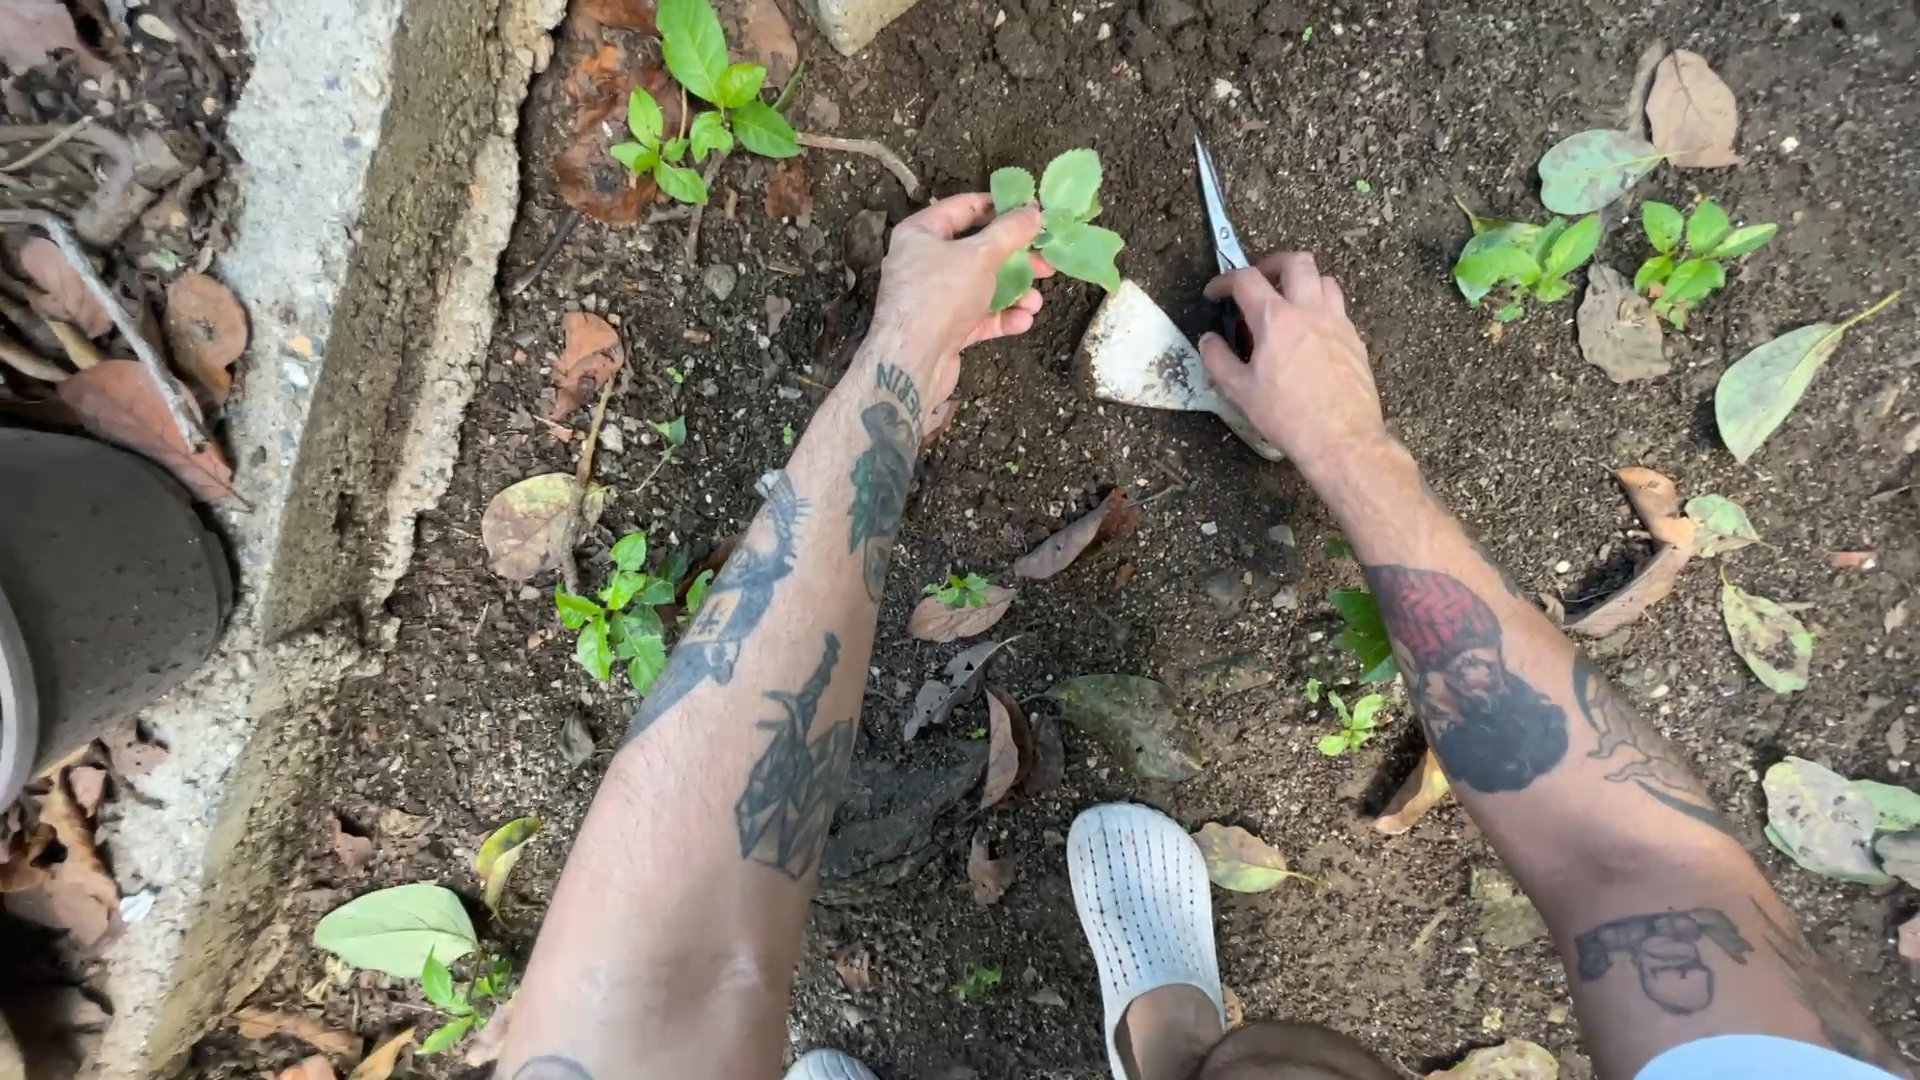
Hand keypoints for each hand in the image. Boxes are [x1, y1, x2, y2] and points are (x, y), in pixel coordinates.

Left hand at [869, 193, 1053, 409]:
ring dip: (1014, 294)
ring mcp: (935, 299)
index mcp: (921, 234)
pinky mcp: (945, 330)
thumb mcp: (980, 256)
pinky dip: (1001, 318)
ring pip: (982, 288)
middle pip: (978, 252)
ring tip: (1036, 302)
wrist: (912, 363)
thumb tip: (1034, 212)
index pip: (964, 209)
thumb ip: (1010, 232)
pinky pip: (978, 317)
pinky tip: (1023, 321)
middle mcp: (924, 263)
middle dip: (1015, 260)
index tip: (1030, 211)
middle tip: (1046, 263)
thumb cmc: (940, 296)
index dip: (999, 207)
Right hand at [1198, 252, 1388, 480]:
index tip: (1215, 292)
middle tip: (1256, 281)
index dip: (1224, 281)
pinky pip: (1337, 307)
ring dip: (1301, 281)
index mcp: (1276, 320)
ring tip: (1285, 303)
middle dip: (1271, 264)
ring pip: (1323, 279)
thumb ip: (1218, 360)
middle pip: (1296, 262)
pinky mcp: (1353, 339)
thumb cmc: (1286, 416)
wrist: (1340, 437)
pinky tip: (1307, 332)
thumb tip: (1207, 341)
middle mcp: (1309, 311)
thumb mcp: (1239, 391)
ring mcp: (1337, 322)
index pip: (1247, 280)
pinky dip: (1319, 306)